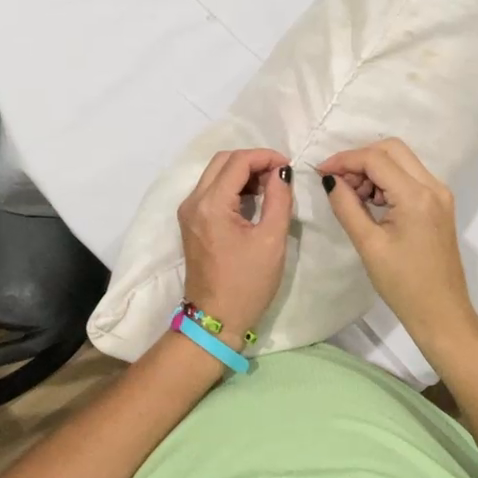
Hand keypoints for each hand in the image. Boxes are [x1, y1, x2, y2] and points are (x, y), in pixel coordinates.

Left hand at [178, 149, 294, 346]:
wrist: (215, 320)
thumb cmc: (247, 284)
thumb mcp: (271, 240)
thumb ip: (278, 198)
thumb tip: (281, 172)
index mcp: (211, 204)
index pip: (238, 161)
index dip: (265, 157)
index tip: (289, 167)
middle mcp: (193, 201)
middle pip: (223, 161)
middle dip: (253, 161)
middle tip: (279, 175)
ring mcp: (189, 211)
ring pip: (215, 173)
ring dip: (242, 173)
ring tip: (270, 188)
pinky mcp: (191, 221)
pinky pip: (211, 190)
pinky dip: (232, 187)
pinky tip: (253, 200)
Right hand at [320, 139, 477, 351]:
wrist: (442, 314)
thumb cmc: (403, 284)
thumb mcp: (368, 244)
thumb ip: (346, 205)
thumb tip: (330, 180)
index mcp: (416, 196)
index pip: (376, 159)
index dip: (344, 160)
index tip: (320, 172)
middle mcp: (433, 186)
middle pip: (392, 149)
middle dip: (360, 159)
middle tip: (338, 181)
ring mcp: (440, 194)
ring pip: (401, 160)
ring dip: (373, 169)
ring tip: (352, 196)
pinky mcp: (439, 204)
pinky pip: (409, 176)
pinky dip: (387, 180)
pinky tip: (370, 202)